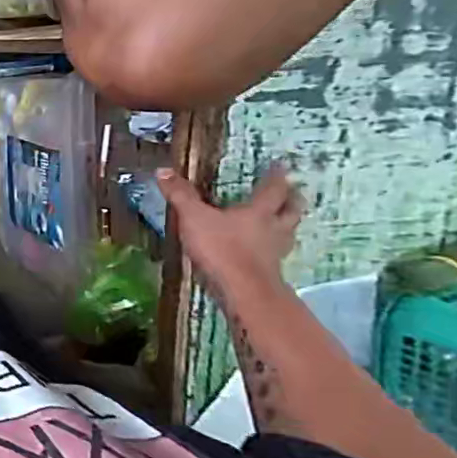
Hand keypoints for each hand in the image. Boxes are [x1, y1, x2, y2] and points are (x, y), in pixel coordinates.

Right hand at [156, 166, 301, 292]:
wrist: (242, 290)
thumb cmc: (221, 248)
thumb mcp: (193, 217)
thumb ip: (180, 195)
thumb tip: (163, 170)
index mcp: (259, 212)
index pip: (273, 189)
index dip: (277, 177)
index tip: (282, 166)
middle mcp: (274, 229)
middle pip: (291, 211)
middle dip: (292, 200)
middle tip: (293, 193)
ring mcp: (275, 251)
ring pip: (287, 232)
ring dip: (286, 224)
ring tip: (280, 220)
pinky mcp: (270, 270)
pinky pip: (275, 252)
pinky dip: (272, 246)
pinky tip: (262, 249)